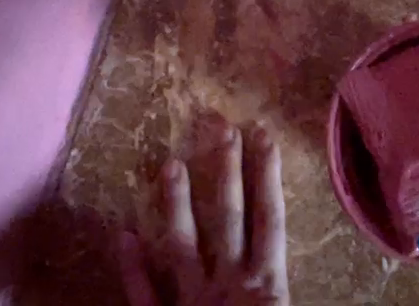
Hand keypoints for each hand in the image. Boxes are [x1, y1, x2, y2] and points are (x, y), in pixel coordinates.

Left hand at [120, 117, 289, 305]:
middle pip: (229, 218)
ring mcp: (193, 302)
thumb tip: (295, 247)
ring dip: (177, 204)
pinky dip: (133, 268)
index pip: (270, 217)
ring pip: (183, 247)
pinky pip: (144, 296)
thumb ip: (286, 287)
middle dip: (228, 171)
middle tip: (224, 128)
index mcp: (266, 283)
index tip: (265, 134)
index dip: (269, 175)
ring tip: (170, 164)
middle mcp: (229, 283)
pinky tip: (123, 236)